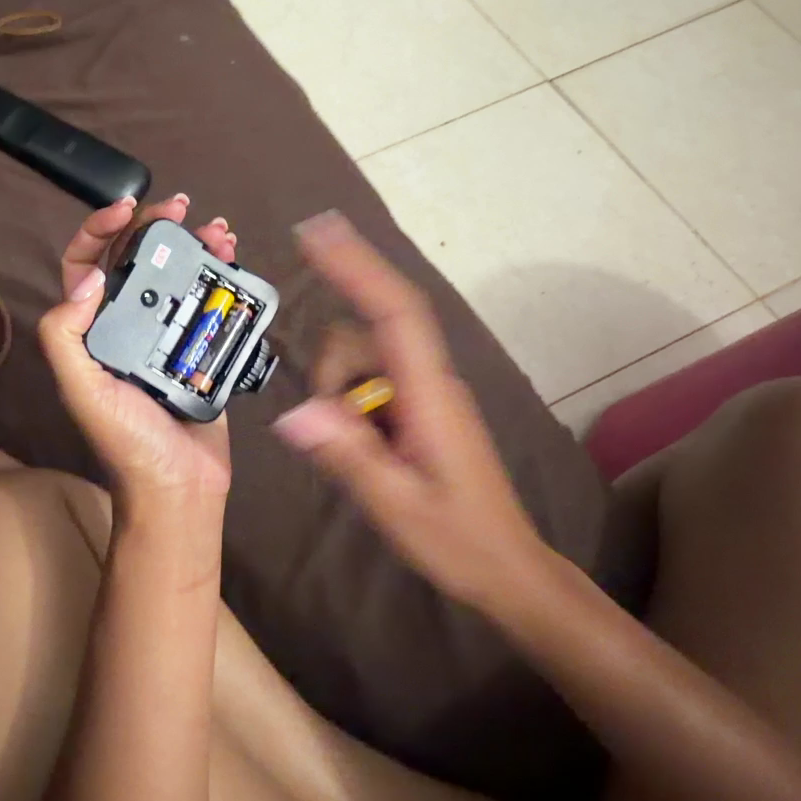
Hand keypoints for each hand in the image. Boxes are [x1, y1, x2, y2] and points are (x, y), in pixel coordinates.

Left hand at [38, 194, 237, 514]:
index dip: (96, 230)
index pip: (83, 266)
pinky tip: (231, 258)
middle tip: (180, 205)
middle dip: (152, 226)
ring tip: (217, 229)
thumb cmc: (128, 444)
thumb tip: (90, 278)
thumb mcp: (82, 391)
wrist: (180, 487)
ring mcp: (161, 336)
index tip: (126, 208)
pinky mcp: (197, 348)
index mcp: (89, 332)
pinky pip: (204, 301)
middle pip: (133, 261)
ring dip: (191, 244)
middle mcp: (121, 328)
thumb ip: (66, 336)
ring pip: (172, 276)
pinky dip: (217, 275)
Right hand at [270, 211, 550, 611]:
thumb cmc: (459, 540)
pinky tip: (359, 449)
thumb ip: (347, 454)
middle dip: (332, 368)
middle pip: (364, 334)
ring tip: (353, 452)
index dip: (357, 265)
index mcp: (430, 394)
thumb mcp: (395, 504)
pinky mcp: (419, 412)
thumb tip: (293, 415)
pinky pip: (369, 386)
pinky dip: (349, 406)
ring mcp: (425, 395)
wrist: (508, 571)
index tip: (318, 230)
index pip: (393, 310)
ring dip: (338, 394)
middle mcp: (429, 382)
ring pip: (362, 360)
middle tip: (329, 429)